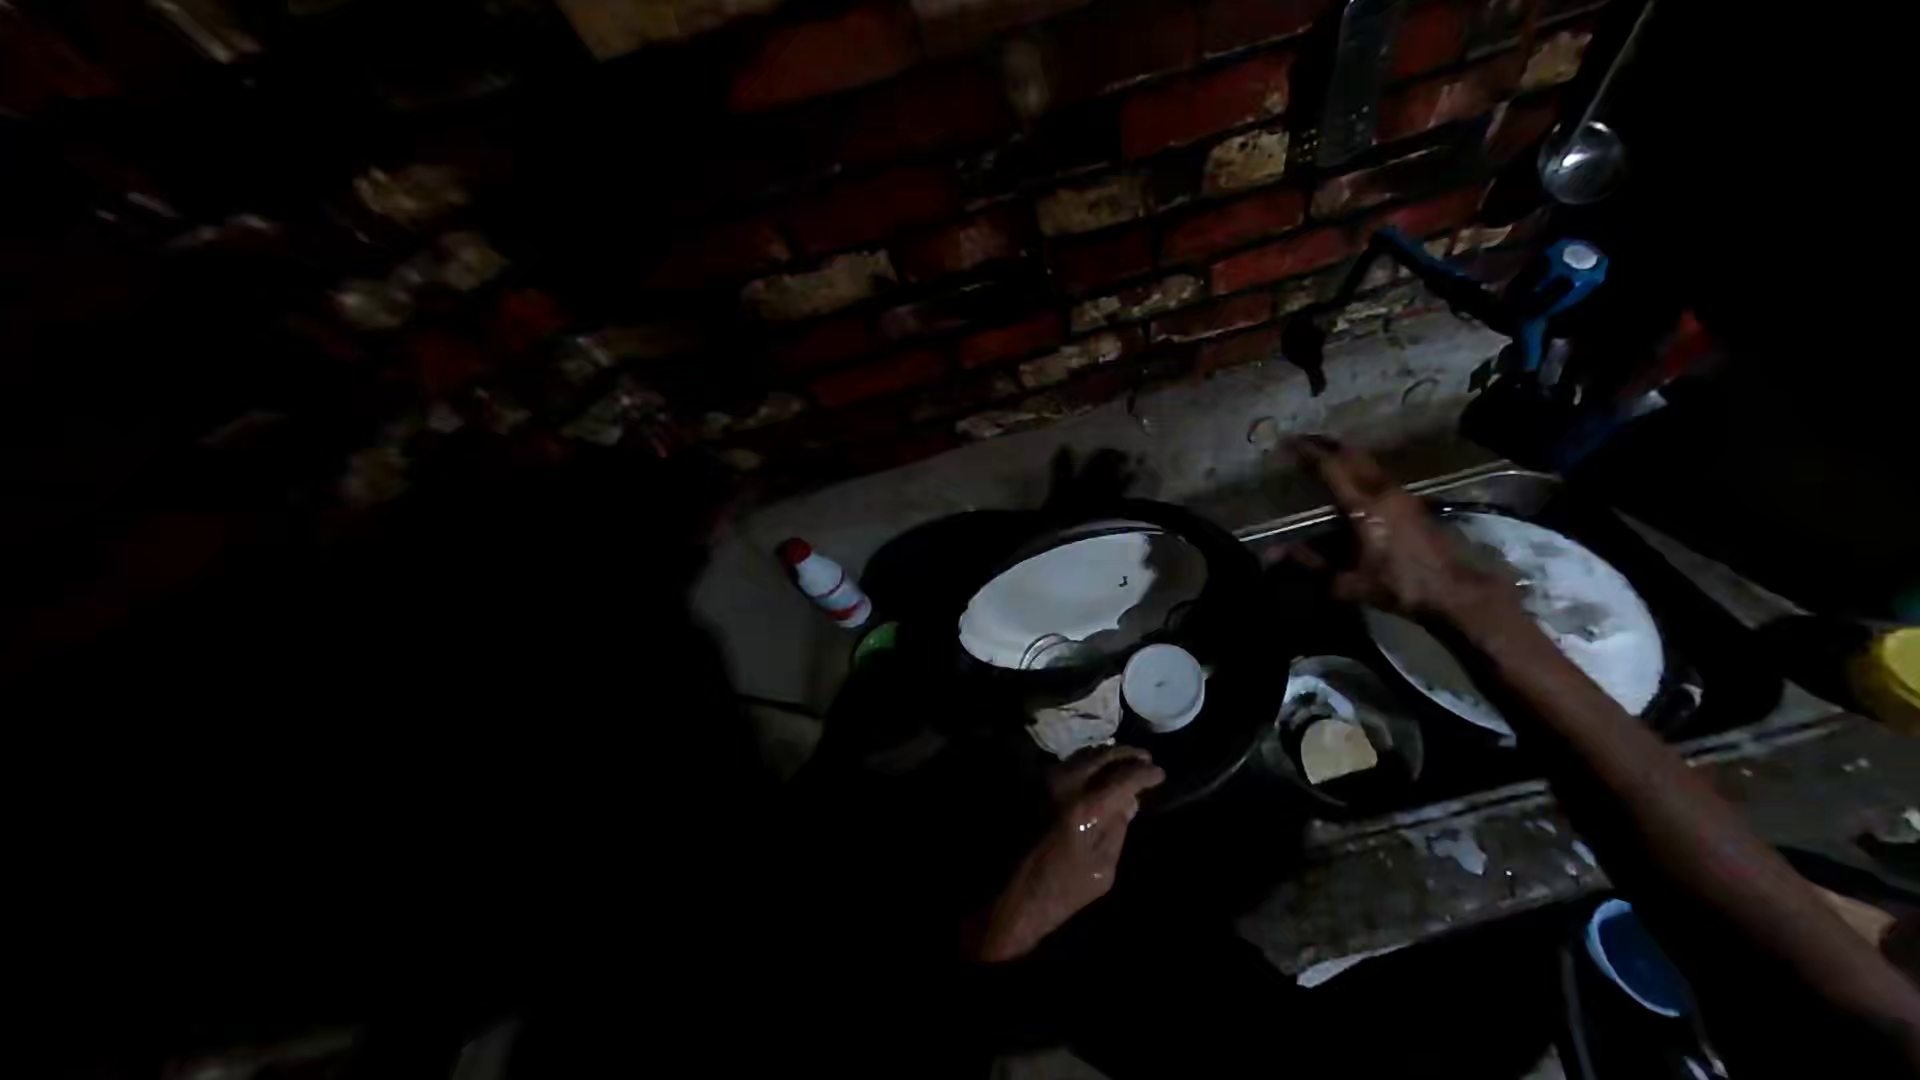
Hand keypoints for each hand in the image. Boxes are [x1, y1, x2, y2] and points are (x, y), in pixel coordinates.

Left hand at [970, 746, 1165, 961]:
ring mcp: (1048, 781)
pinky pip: (1069, 764)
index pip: (1124, 777)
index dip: (1146, 774)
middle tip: (1146, 758)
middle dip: (1128, 755)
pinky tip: (1101, 769)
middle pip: (1103, 756)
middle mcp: (1067, 785)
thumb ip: (1118, 828)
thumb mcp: (1104, 867)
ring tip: (1126, 761)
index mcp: (1087, 808)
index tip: (1160, 774)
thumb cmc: (1065, 887)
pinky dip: (1089, 761)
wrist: (1019, 890)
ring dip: (1108, 755)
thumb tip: (1129, 800)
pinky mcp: (1037, 784)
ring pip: (1084, 755)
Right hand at [1294, 436, 1513, 621]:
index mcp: (1364, 506)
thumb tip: (1273, 553)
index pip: (1332, 467)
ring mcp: (1403, 495)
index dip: (1308, 452)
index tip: (1288, 442)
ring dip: (1345, 455)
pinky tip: (1352, 479)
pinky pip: (1379, 475)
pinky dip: (1360, 469)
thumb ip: (1308, 563)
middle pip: (1353, 455)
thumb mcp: (1345, 581)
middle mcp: (1384, 492)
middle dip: (1327, 445)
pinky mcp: (1414, 504)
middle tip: (1303, 440)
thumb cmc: (1399, 586)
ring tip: (1324, 455)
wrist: (1456, 592)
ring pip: (1369, 463)